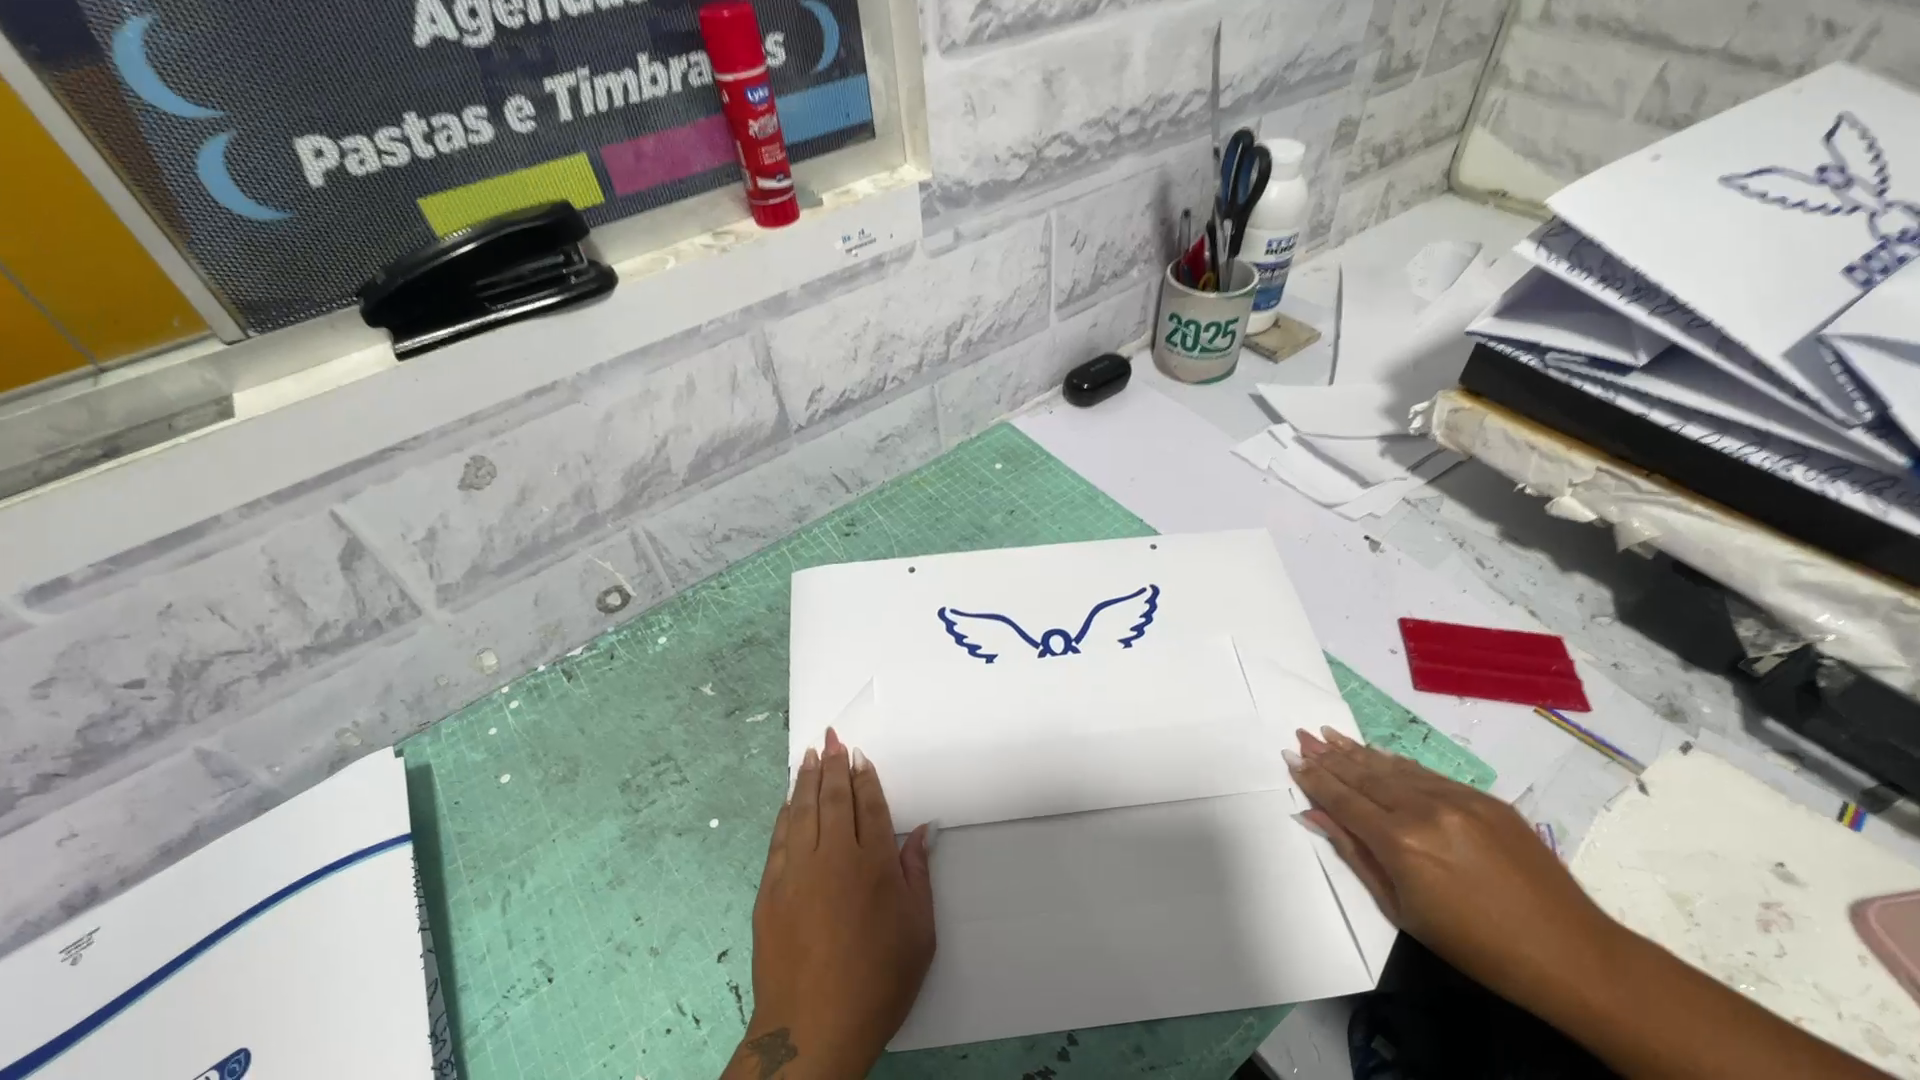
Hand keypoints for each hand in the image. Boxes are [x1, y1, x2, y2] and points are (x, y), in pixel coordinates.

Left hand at [722, 728, 935, 1079]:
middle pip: (834, 798)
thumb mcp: (918, 931)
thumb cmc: (879, 980)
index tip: (860, 755)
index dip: (865, 777)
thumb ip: (917, 874)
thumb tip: (920, 831)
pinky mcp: (770, 889)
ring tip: (809, 756)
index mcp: (874, 864)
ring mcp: (797, 870)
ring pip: (802, 811)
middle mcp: (834, 856)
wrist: (814, 1024)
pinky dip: (785, 814)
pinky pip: (779, 838)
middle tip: (832, 738)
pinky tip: (789, 801)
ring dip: (806, 780)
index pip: (870, 805)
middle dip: (834, 764)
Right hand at [1289, 728, 1894, 1079]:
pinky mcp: (1486, 800)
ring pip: (1396, 768)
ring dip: (1360, 752)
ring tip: (1331, 735)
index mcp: (1401, 842)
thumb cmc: (1473, 945)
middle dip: (1331, 755)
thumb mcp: (1401, 909)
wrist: (1566, 951)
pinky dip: (1398, 763)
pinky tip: (1380, 755)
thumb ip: (1356, 855)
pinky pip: (1429, 774)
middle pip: (1366, 775)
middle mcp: (1426, 810)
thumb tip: (1316, 816)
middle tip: (1303, 734)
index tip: (1292, 759)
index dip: (1315, 779)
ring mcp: (1459, 799)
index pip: (1344, 800)